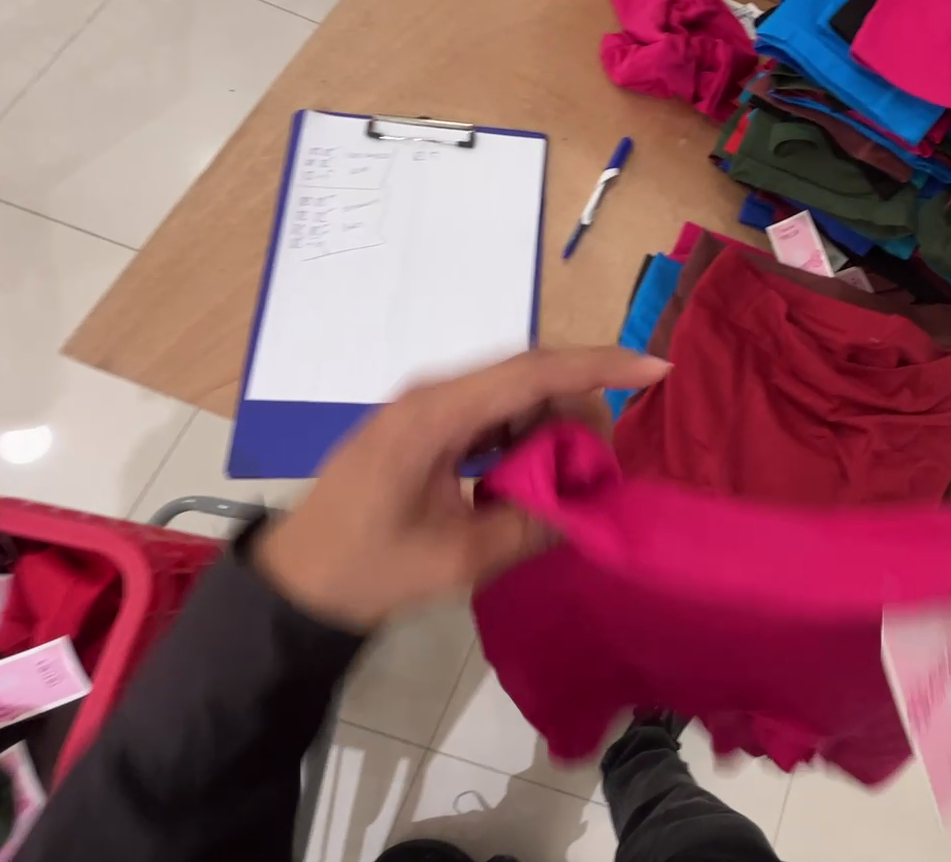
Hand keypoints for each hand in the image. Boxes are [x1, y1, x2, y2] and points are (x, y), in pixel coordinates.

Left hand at [254, 347, 670, 630]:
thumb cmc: (367, 569)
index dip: (600, 366)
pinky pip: (498, 411)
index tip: (655, 369)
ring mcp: (432, 404)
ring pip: (519, 392)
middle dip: (580, 410)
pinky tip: (534, 471)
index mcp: (435, 416)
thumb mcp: (458, 559)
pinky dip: (529, 435)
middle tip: (597, 469)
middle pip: (532, 377)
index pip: (533, 372)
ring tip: (568, 477)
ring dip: (555, 425)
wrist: (296, 583)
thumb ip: (531, 525)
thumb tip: (588, 505)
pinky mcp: (432, 421)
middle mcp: (436, 394)